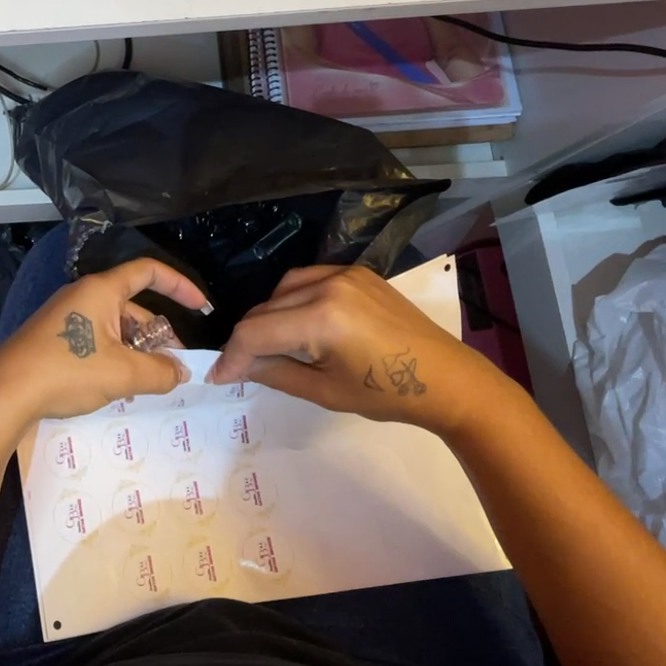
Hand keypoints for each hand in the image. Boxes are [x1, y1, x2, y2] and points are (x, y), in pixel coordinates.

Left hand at [0, 259, 210, 427]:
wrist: (6, 393)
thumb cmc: (67, 371)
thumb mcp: (122, 374)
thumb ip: (159, 371)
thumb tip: (181, 372)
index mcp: (100, 290)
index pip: (148, 271)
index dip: (180, 285)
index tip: (201, 307)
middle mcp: (82, 295)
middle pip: (133, 306)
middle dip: (157, 336)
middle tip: (173, 368)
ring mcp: (65, 316)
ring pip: (114, 326)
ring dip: (136, 351)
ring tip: (147, 383)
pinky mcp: (52, 337)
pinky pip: (95, 339)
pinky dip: (114, 356)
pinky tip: (117, 385)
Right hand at [206, 265, 499, 433]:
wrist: (448, 379)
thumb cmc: (387, 394)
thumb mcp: (323, 391)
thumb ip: (273, 372)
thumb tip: (235, 367)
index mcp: (322, 318)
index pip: (255, 332)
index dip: (232, 355)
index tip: (218, 376)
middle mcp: (328, 285)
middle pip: (264, 309)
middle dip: (247, 339)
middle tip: (238, 367)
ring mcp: (343, 273)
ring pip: (281, 290)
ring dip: (268, 316)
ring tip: (272, 346)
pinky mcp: (356, 271)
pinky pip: (307, 279)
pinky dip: (292, 299)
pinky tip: (299, 324)